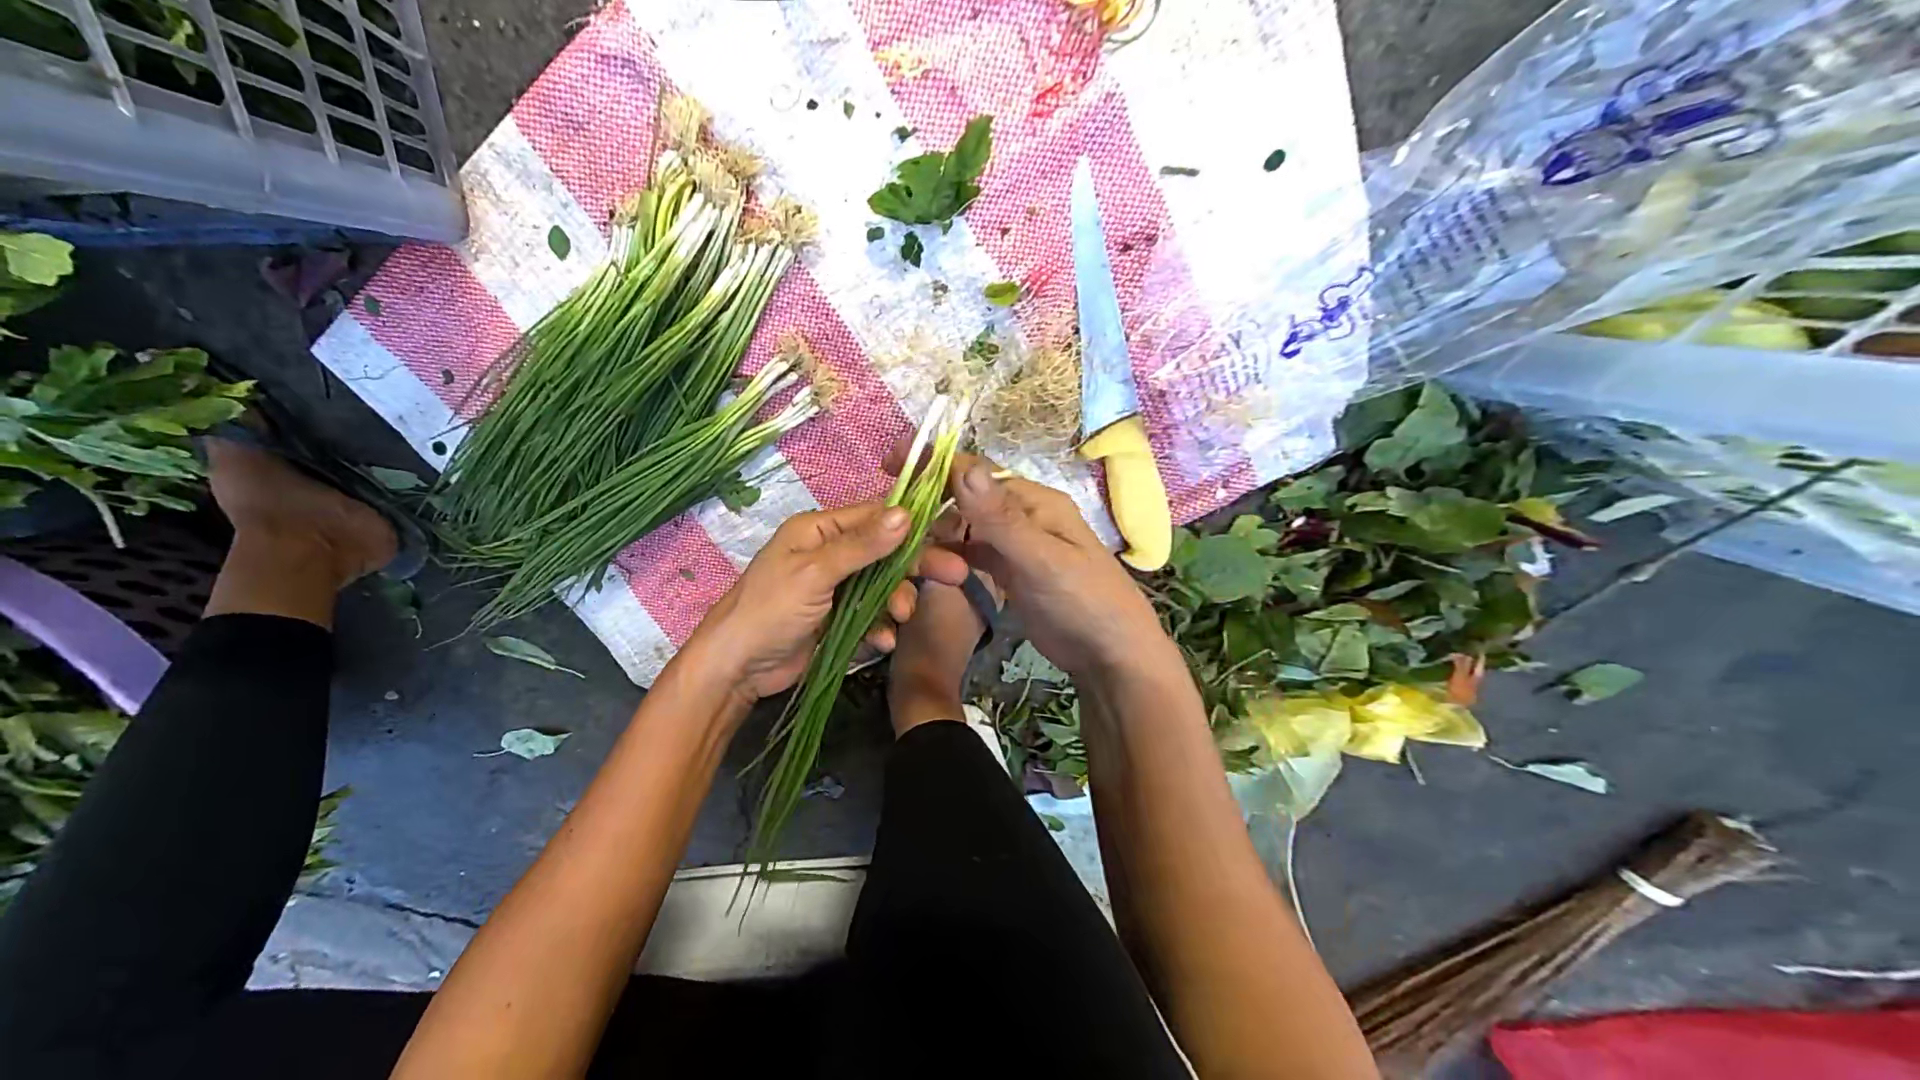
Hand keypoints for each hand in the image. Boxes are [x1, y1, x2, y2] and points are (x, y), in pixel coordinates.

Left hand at [678, 502, 969, 704]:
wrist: (737, 668)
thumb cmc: (770, 610)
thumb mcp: (816, 573)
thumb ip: (862, 545)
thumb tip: (906, 513)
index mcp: (820, 531)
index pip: (876, 516)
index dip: (912, 524)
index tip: (948, 534)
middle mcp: (831, 553)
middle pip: (886, 551)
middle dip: (916, 566)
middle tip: (955, 575)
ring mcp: (836, 587)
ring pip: (884, 585)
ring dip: (897, 600)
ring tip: (900, 618)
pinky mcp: (839, 618)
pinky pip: (872, 615)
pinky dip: (881, 625)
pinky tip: (882, 640)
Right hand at [901, 448, 1171, 678]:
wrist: (1111, 657)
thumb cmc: (1084, 601)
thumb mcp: (1042, 559)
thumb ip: (1000, 518)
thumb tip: (963, 466)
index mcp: (1034, 500)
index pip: (977, 471)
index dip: (934, 464)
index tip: (889, 465)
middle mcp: (1022, 515)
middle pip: (966, 497)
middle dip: (930, 501)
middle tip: (891, 520)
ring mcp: (1015, 545)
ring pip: (965, 527)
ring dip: (937, 533)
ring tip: (906, 550)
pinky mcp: (1009, 572)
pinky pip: (971, 553)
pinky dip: (950, 555)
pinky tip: (928, 566)